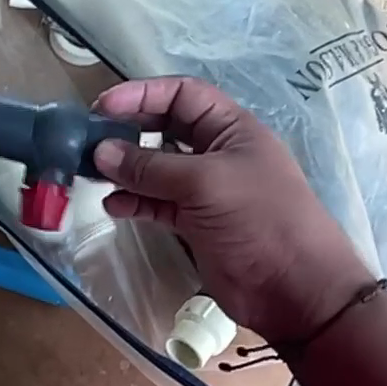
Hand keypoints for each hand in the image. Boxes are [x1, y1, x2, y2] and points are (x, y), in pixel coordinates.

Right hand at [91, 76, 378, 344]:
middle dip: (129, 130)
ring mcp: (204, 190)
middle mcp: (216, 153)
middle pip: (165, 128)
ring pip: (156, 168)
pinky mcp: (194, 223)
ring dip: (125, 169)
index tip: (103, 106)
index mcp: (231, 129)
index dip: (143, 94)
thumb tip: (100, 152)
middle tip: (91, 138)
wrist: (295, 291)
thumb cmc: (259, 220)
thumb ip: (150, 167)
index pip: (182, 95)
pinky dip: (133, 202)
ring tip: (92, 172)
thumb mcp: (205, 183)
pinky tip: (113, 205)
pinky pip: (156, 203)